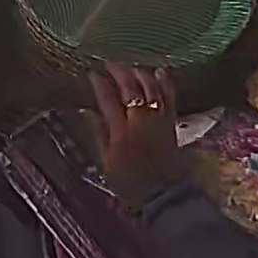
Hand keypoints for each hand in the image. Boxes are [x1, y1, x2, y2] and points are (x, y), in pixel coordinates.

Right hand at [89, 64, 184, 206]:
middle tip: (110, 64)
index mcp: (121, 130)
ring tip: (131, 66)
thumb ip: (98, 133)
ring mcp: (158, 118)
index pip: (107, 99)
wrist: (164, 193)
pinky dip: (164, 82)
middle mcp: (140, 120)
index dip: (99, 84)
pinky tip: (159, 71)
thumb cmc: (131, 182)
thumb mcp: (107, 161)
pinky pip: (168, 96)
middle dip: (119, 72)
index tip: (92, 74)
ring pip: (149, 88)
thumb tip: (86, 111)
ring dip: (140, 73)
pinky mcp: (171, 120)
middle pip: (129, 88)